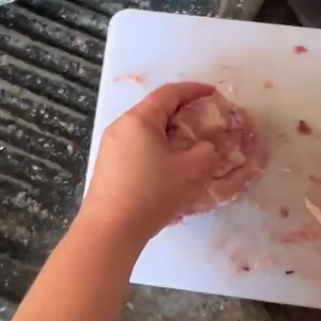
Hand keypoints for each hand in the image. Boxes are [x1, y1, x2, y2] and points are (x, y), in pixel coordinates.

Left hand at [77, 82, 226, 245]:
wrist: (109, 230)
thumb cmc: (150, 194)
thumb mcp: (189, 172)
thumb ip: (207, 153)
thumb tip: (208, 148)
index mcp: (139, 119)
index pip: (169, 93)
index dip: (193, 90)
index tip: (213, 94)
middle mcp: (121, 127)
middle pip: (155, 109)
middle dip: (181, 112)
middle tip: (204, 120)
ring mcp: (111, 146)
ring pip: (145, 130)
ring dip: (169, 132)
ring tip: (190, 145)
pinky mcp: (108, 166)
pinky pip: (137, 146)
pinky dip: (156, 147)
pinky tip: (169, 166)